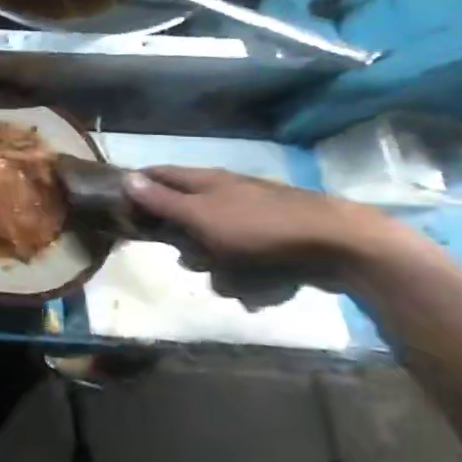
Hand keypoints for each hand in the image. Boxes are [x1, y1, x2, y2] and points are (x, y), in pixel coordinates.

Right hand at [122, 166, 411, 295]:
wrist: (340, 246)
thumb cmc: (258, 229)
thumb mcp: (199, 216)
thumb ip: (161, 201)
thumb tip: (126, 178)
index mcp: (207, 181)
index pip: (158, 174)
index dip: (137, 188)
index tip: (121, 209)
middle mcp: (228, 194)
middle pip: (186, 218)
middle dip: (185, 244)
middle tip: (191, 257)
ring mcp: (255, 218)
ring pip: (216, 247)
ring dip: (220, 268)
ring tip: (234, 280)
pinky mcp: (279, 243)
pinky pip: (248, 263)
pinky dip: (251, 278)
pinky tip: (262, 287)